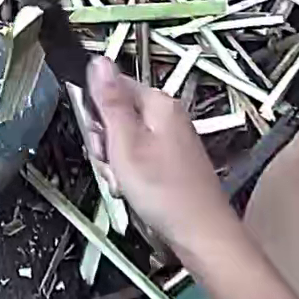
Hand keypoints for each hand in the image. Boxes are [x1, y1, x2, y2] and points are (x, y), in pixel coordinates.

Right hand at [81, 57, 237, 252]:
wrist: (202, 237)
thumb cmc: (168, 193)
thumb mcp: (125, 142)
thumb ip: (109, 100)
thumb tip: (98, 61)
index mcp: (158, 103)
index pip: (110, 85)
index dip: (96, 112)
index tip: (98, 135)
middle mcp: (167, 115)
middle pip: (116, 112)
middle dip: (106, 140)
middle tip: (112, 161)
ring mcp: (170, 138)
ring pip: (124, 137)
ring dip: (115, 159)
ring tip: (124, 179)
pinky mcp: (170, 159)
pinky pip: (137, 155)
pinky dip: (129, 171)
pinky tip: (134, 188)